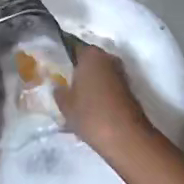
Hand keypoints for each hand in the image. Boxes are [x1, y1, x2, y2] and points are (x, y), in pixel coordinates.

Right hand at [54, 39, 152, 153]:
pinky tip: (91, 107)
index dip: (64, 57)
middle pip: (89, 61)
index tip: (55, 68)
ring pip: (100, 73)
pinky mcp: (128, 89)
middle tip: (65, 84)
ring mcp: (121, 73)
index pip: (73, 47)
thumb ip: (59, 91)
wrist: (124, 135)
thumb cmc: (89, 114)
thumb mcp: (65, 104)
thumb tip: (58, 86)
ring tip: (77, 99)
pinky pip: (108, 85)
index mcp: (91, 55)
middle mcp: (108, 58)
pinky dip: (100, 92)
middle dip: (78, 70)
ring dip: (90, 82)